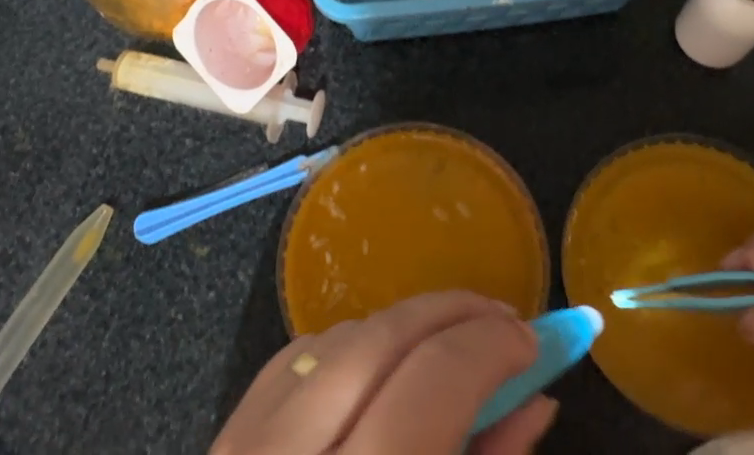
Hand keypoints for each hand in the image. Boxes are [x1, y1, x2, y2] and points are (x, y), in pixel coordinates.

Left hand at [211, 291, 556, 454]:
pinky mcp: (220, 445)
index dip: (491, 345)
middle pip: (378, 340)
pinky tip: (383, 366)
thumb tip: (534, 399)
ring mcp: (241, 451)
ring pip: (335, 342)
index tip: (533, 339)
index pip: (432, 380)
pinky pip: (294, 363)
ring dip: (403, 327)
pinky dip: (349, 348)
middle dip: (451, 313)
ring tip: (452, 342)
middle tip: (503, 320)